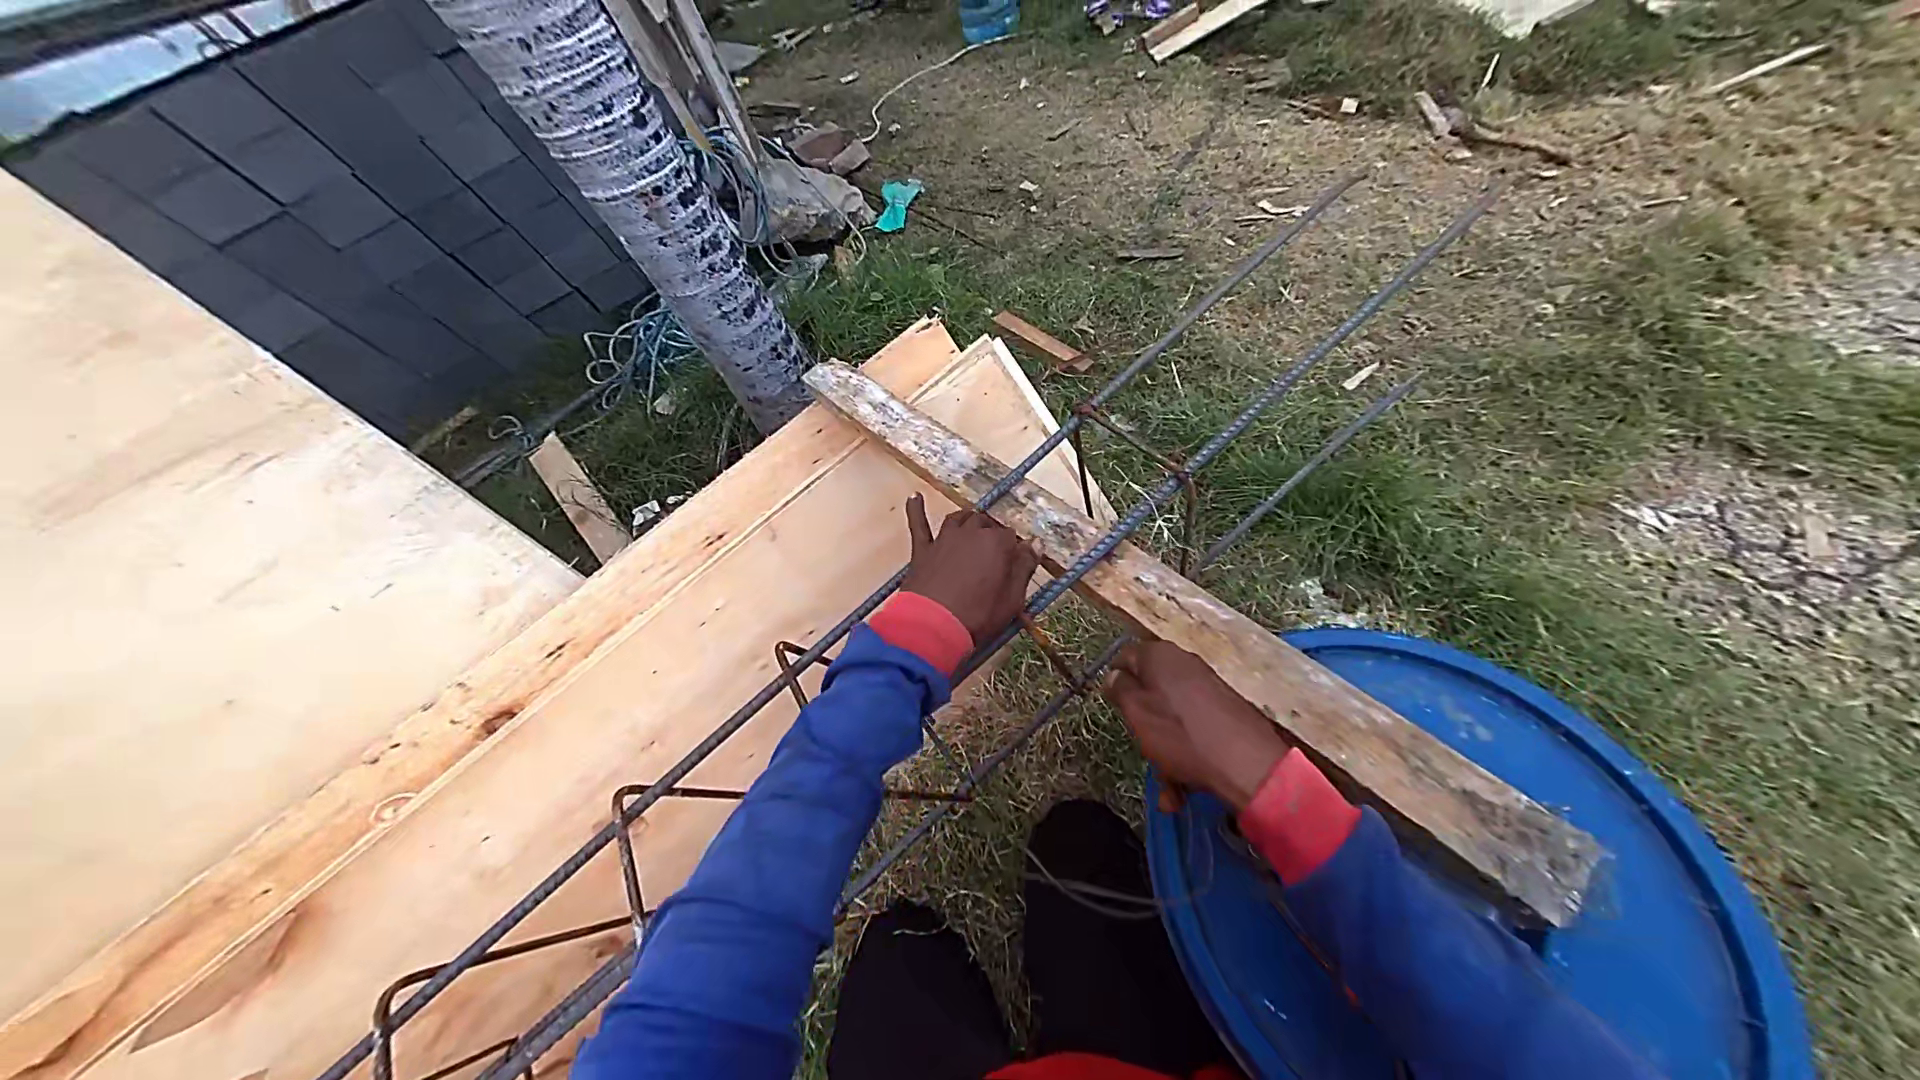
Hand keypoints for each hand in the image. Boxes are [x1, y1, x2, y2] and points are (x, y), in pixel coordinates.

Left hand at [901, 493, 1038, 645]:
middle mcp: (971, 533)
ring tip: (972, 527)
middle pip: (985, 524)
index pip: (1012, 538)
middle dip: (992, 534)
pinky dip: (916, 509)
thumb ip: (1024, 568)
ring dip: (967, 520)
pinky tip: (914, 496)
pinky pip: (918, 524)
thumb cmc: (979, 616)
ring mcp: (944, 539)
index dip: (1013, 552)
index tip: (1014, 567)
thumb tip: (1035, 544)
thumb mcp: (1012, 599)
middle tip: (994, 555)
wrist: (932, 627)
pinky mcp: (922, 550)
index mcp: (997, 543)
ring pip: (959, 519)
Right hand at [1104, 640, 1288, 811]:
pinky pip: (1192, 729)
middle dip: (1143, 724)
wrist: (1249, 766)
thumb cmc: (1181, 735)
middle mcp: (1184, 664)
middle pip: (1149, 691)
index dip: (1115, 682)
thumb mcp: (1137, 712)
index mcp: (1159, 655)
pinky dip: (1185, 754)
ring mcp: (1207, 687)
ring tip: (1168, 787)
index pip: (1124, 657)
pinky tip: (1184, 788)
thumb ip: (1120, 689)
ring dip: (1163, 751)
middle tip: (1141, 747)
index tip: (1113, 706)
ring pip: (1171, 716)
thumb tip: (1114, 675)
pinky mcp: (1225, 711)